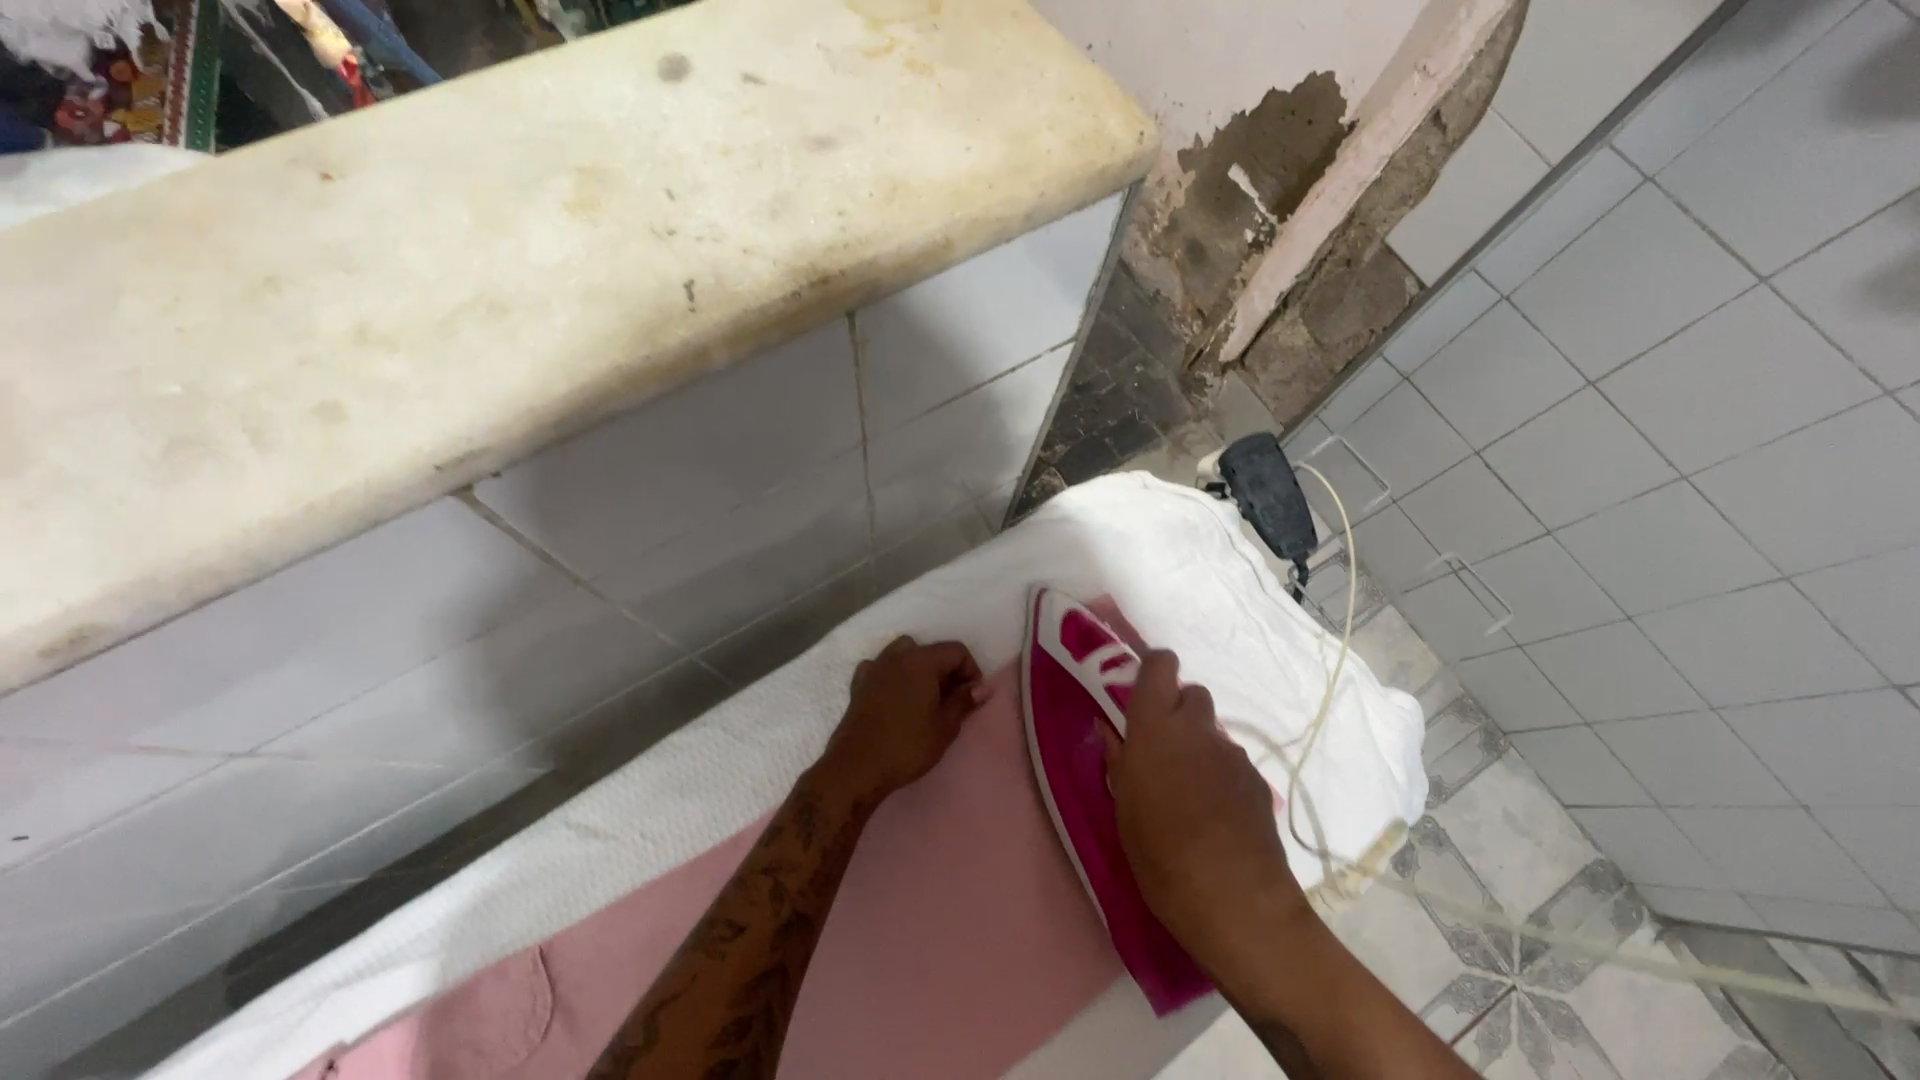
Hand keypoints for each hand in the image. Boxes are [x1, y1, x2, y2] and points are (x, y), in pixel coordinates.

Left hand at [820, 635, 986, 798]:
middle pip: (930, 651)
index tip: (971, 697)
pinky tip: (896, 697)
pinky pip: (882, 668)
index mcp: (921, 661)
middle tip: (951, 700)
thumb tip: (983, 688)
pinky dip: (893, 676)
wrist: (857, 767)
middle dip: (946, 670)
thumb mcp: (945, 726)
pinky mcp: (858, 684)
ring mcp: (874, 668)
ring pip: (904, 654)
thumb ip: (964, 701)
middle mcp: (896, 656)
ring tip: (925, 698)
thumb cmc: (907, 746)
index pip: (956, 651)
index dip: (971, 671)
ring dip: (919, 669)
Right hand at [1104, 650, 1312, 970]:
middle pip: (1193, 695)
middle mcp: (1196, 730)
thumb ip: (1118, 762)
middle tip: (1163, 748)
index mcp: (1155, 729)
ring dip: (1199, 747)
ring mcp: (1232, 754)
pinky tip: (1214, 815)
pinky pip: (1232, 763)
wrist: (1234, 898)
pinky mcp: (1257, 781)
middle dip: (1178, 711)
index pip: (1160, 666)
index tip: (1145, 692)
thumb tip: (1110, 733)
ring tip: (1188, 791)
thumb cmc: (1160, 854)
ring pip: (1213, 732)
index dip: (1154, 669)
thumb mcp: (1123, 809)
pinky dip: (1221, 776)